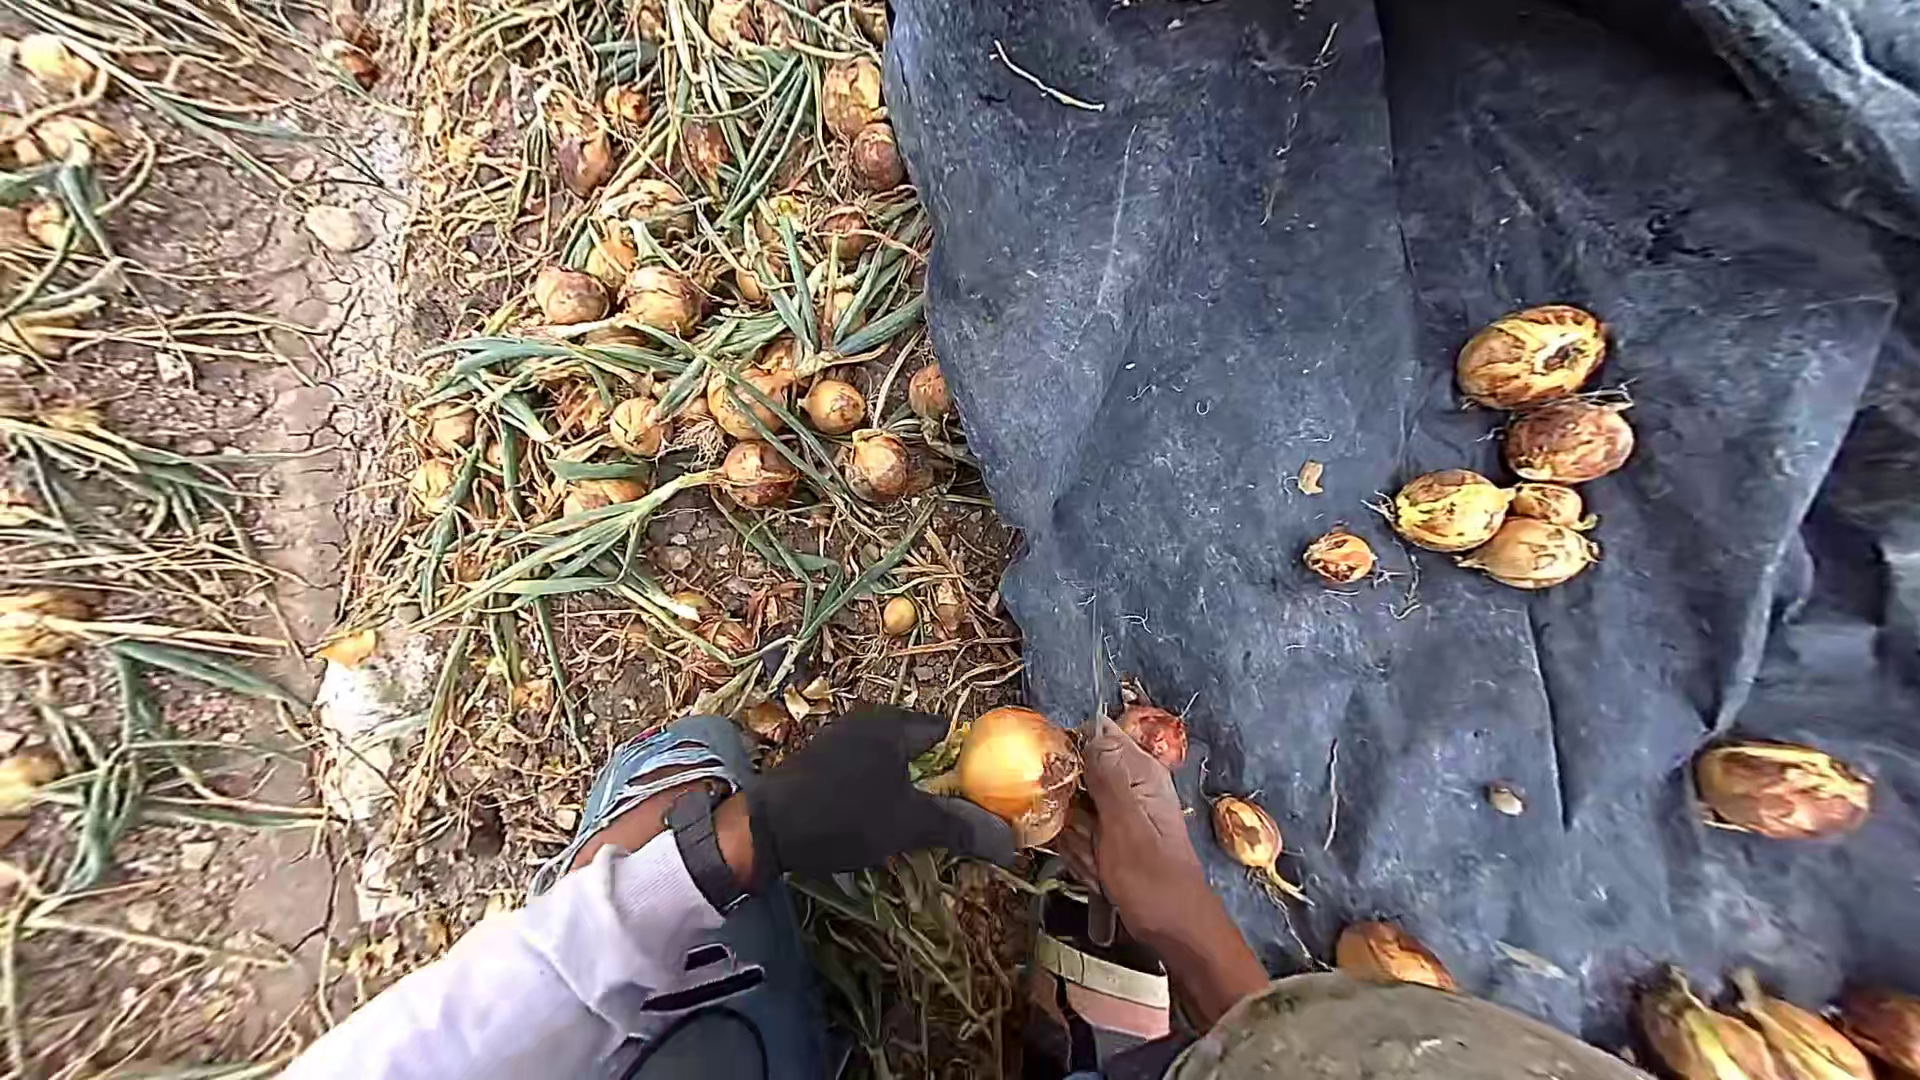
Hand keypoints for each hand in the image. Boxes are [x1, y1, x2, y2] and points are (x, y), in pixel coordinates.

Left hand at [744, 703, 1014, 887]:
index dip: (960, 760)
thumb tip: (1009, 843)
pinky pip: (861, 765)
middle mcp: (868, 719)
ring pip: (886, 755)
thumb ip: (958, 827)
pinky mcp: (819, 756)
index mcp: (894, 724)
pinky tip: (868, 812)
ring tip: (906, 815)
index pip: (943, 731)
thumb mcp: (908, 824)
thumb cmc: (845, 815)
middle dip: (930, 773)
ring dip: (900, 781)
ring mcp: (840, 735)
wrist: (766, 827)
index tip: (968, 791)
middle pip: (915, 743)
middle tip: (939, 808)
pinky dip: (873, 783)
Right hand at [1058, 717, 1209, 940]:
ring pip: (1072, 805)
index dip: (1073, 751)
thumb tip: (1089, 731)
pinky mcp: (1109, 835)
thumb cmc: (1155, 882)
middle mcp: (1130, 783)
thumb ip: (1107, 777)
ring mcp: (1119, 810)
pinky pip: (1077, 832)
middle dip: (1071, 805)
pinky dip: (1080, 853)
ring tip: (1098, 860)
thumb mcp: (1127, 826)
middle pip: (1076, 772)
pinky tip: (1097, 872)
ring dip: (1076, 836)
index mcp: (1140, 771)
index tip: (1067, 782)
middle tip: (1088, 835)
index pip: (1096, 733)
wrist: (1177, 934)